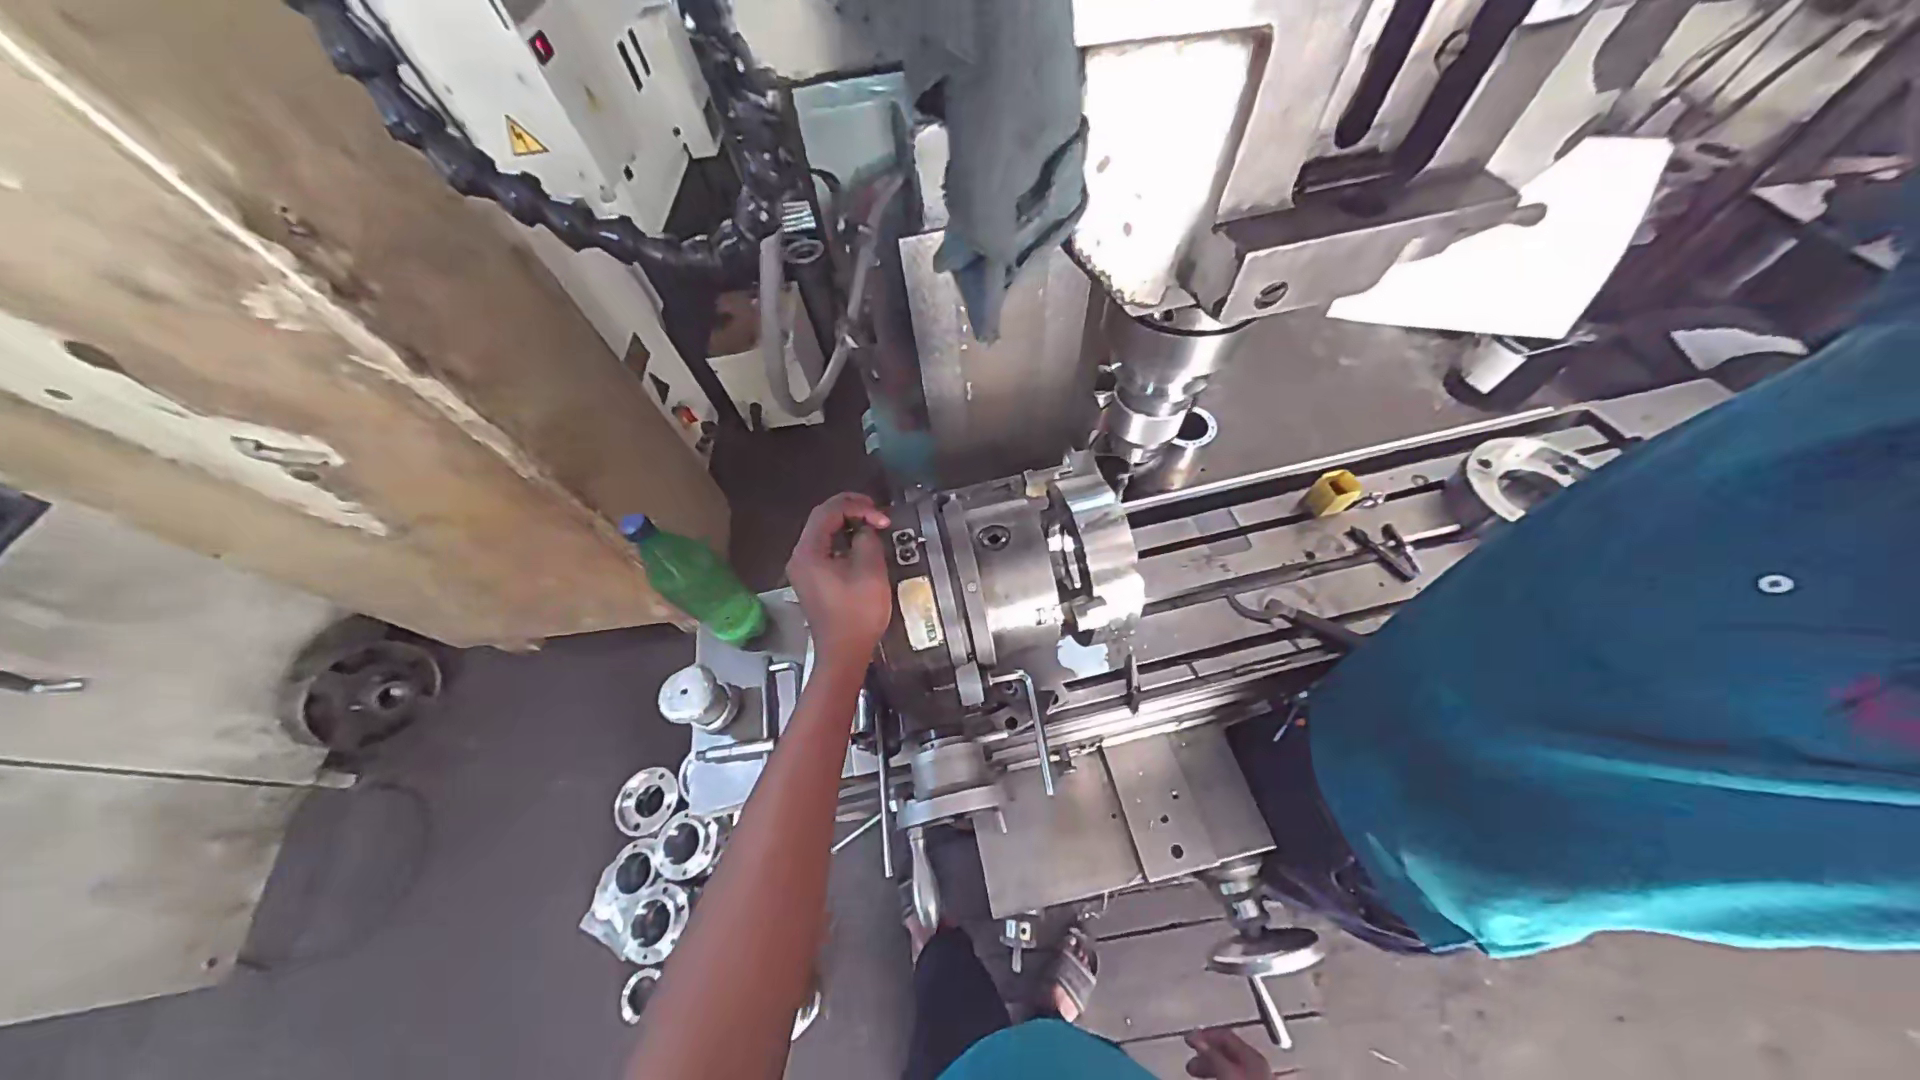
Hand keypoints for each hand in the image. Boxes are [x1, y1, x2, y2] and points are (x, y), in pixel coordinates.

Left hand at [787, 492, 892, 667]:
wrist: (844, 653)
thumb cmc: (858, 613)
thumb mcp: (870, 570)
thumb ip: (867, 540)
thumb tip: (865, 531)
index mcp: (808, 552)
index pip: (828, 512)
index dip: (857, 507)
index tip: (882, 517)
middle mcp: (799, 557)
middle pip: (821, 520)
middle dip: (850, 510)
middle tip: (877, 511)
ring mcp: (803, 570)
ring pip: (823, 534)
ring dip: (847, 524)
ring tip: (873, 523)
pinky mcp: (812, 581)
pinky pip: (825, 550)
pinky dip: (843, 541)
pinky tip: (862, 544)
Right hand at [1184, 1028, 1273, 1079]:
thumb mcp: (1227, 1072)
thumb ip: (1211, 1054)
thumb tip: (1194, 1036)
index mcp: (1252, 1055)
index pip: (1225, 1035)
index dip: (1205, 1034)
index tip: (1188, 1039)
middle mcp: (1256, 1065)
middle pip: (1227, 1052)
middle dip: (1206, 1054)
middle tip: (1190, 1064)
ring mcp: (1256, 1079)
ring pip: (1229, 1067)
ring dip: (1211, 1067)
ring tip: (1196, 1074)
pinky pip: (1233, 1077)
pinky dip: (1220, 1075)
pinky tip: (1211, 1079)